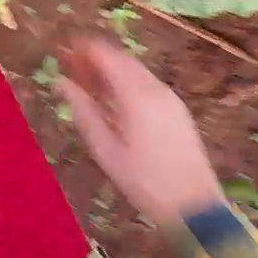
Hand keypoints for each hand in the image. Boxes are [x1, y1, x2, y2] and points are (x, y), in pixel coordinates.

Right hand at [58, 37, 225, 226]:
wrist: (196, 209)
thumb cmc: (145, 181)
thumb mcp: (106, 150)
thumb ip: (82, 111)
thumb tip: (60, 82)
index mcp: (136, 94)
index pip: (106, 54)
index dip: (83, 48)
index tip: (64, 52)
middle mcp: (155, 88)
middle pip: (121, 57)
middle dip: (96, 57)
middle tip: (74, 69)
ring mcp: (170, 98)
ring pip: (135, 69)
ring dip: (112, 69)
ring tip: (91, 85)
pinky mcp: (178, 109)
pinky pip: (147, 82)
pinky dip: (127, 80)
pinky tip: (116, 100)